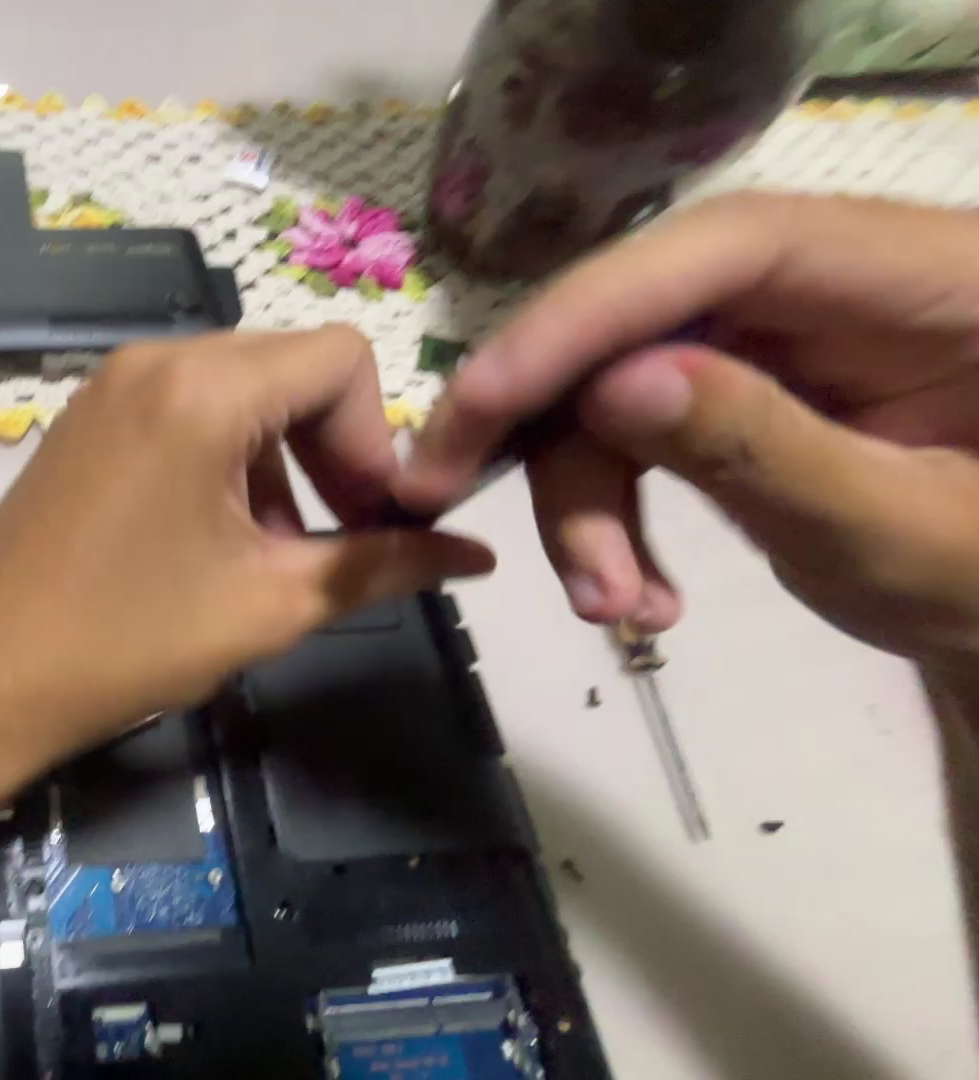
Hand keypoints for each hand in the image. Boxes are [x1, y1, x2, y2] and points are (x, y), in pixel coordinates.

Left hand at [0, 328, 493, 791]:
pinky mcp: (83, 420)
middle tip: (340, 533)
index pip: (339, 358)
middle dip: (330, 446)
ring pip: (234, 390)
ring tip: (275, 544)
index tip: (371, 518)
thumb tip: (473, 554)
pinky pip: (179, 409)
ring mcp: (107, 388)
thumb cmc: (128, 640)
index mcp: (201, 390)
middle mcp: (151, 362)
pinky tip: (214, 530)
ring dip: (276, 456)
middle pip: (286, 368)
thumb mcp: (270, 603)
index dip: (374, 437)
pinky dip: (220, 455)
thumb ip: (382, 564)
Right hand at [397, 194, 978, 668]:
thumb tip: (608, 388)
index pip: (729, 249)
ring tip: (610, 608)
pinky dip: (603, 520)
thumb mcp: (902, 536)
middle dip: (532, 419)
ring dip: (580, 509)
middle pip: (631, 321)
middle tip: (437, 492)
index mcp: (936, 277)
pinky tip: (631, 595)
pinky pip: (616, 438)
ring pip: (603, 395)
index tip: (479, 398)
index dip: (587, 313)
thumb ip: (762, 451)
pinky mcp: (720, 388)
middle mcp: (831, 286)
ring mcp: (766, 341)